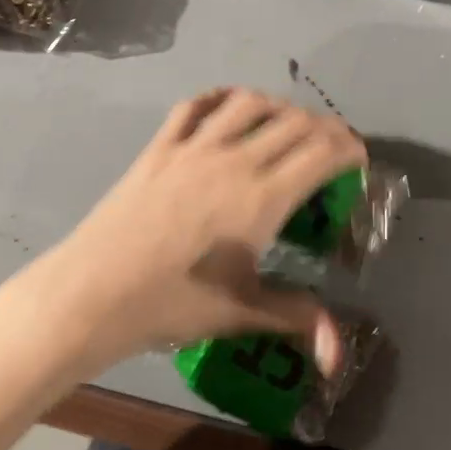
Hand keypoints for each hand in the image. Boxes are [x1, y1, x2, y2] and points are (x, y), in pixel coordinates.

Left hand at [31, 88, 364, 373]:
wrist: (92, 292)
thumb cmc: (170, 305)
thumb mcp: (239, 311)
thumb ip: (295, 317)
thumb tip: (338, 352)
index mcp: (261, 198)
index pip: (321, 153)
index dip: (348, 148)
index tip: (359, 157)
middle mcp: (234, 160)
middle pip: (294, 122)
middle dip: (325, 126)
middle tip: (334, 142)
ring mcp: (194, 147)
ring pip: (249, 103)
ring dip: (279, 106)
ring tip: (288, 122)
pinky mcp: (161, 146)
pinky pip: (196, 105)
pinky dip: (220, 97)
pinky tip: (230, 105)